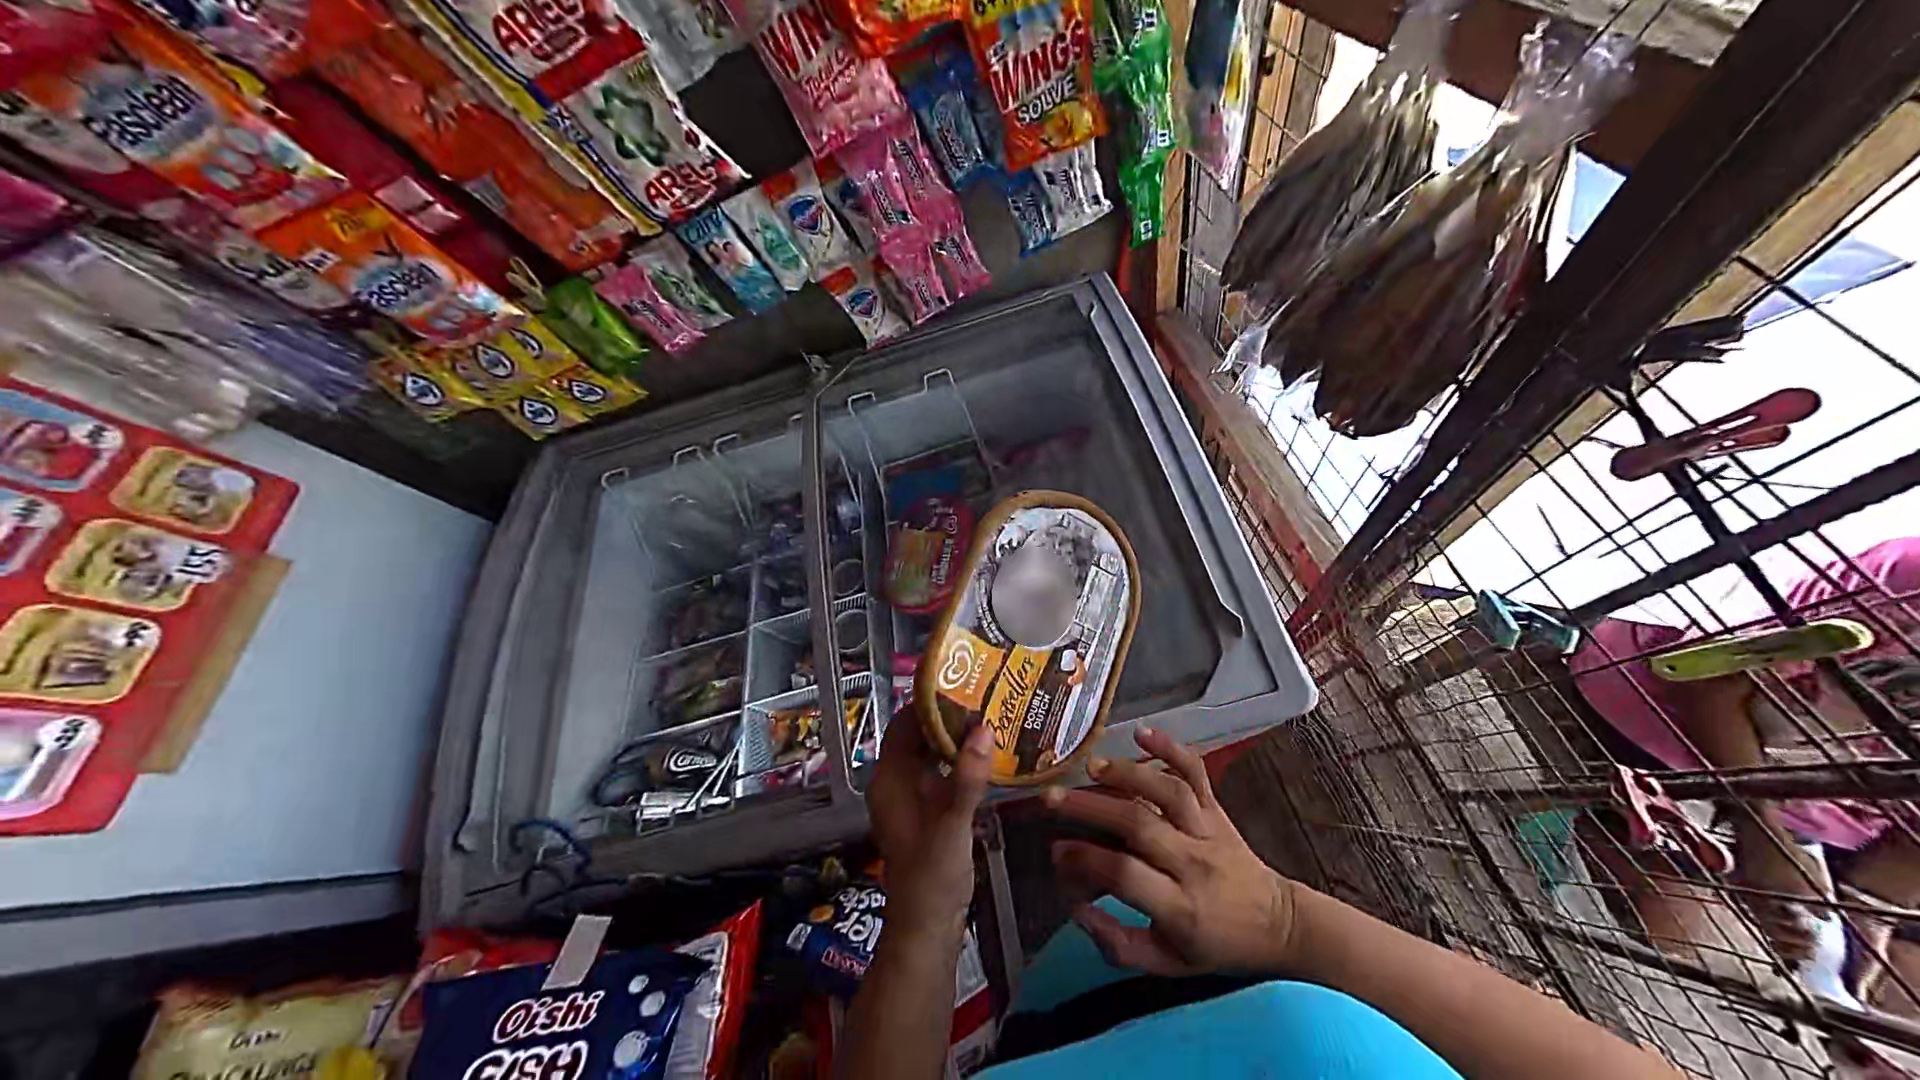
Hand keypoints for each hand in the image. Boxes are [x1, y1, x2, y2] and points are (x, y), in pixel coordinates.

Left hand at [866, 712, 992, 933]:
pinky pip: (940, 771)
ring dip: (955, 736)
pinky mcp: (926, 809)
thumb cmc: (932, 876)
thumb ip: (967, 778)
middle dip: (947, 716)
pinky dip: (958, 759)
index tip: (962, 681)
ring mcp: (910, 795)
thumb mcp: (952, 825)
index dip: (929, 701)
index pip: (904, 724)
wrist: (928, 925)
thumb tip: (983, 728)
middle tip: (984, 695)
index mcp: (890, 778)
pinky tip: (985, 754)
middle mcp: (895, 781)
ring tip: (989, 715)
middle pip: (918, 735)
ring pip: (930, 752)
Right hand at [1044, 727, 1297, 975]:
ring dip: (1127, 775)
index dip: (1084, 860)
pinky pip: (1196, 772)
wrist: (1279, 924)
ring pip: (1167, 792)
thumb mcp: (1166, 964)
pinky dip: (1171, 748)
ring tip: (1091, 767)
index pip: (1125, 874)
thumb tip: (1075, 908)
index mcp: (1181, 907)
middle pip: (1138, 825)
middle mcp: (1194, 862)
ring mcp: (1207, 829)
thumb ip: (1118, 944)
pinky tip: (1142, 733)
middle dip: (1089, 808)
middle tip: (1051, 799)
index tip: (1056, 852)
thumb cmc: (1215, 945)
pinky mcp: (1216, 808)